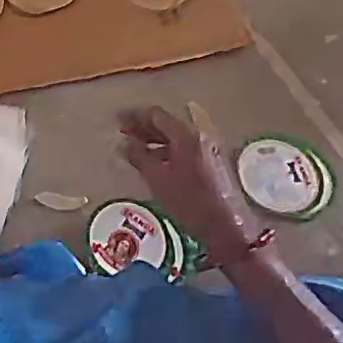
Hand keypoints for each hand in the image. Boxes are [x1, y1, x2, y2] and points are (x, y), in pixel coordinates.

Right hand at [120, 107, 249, 252]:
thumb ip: (138, 156)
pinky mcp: (211, 162)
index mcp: (185, 135)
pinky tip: (155, 163)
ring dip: (155, 141)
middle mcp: (198, 135)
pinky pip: (184, 148)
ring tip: (135, 150)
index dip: (135, 117)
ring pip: (175, 138)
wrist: (225, 227)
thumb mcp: (157, 178)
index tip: (118, 122)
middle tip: (124, 134)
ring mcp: (207, 148)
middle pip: (167, 124)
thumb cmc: (188, 201)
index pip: (156, 115)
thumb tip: (124, 143)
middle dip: (144, 128)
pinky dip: (167, 151)